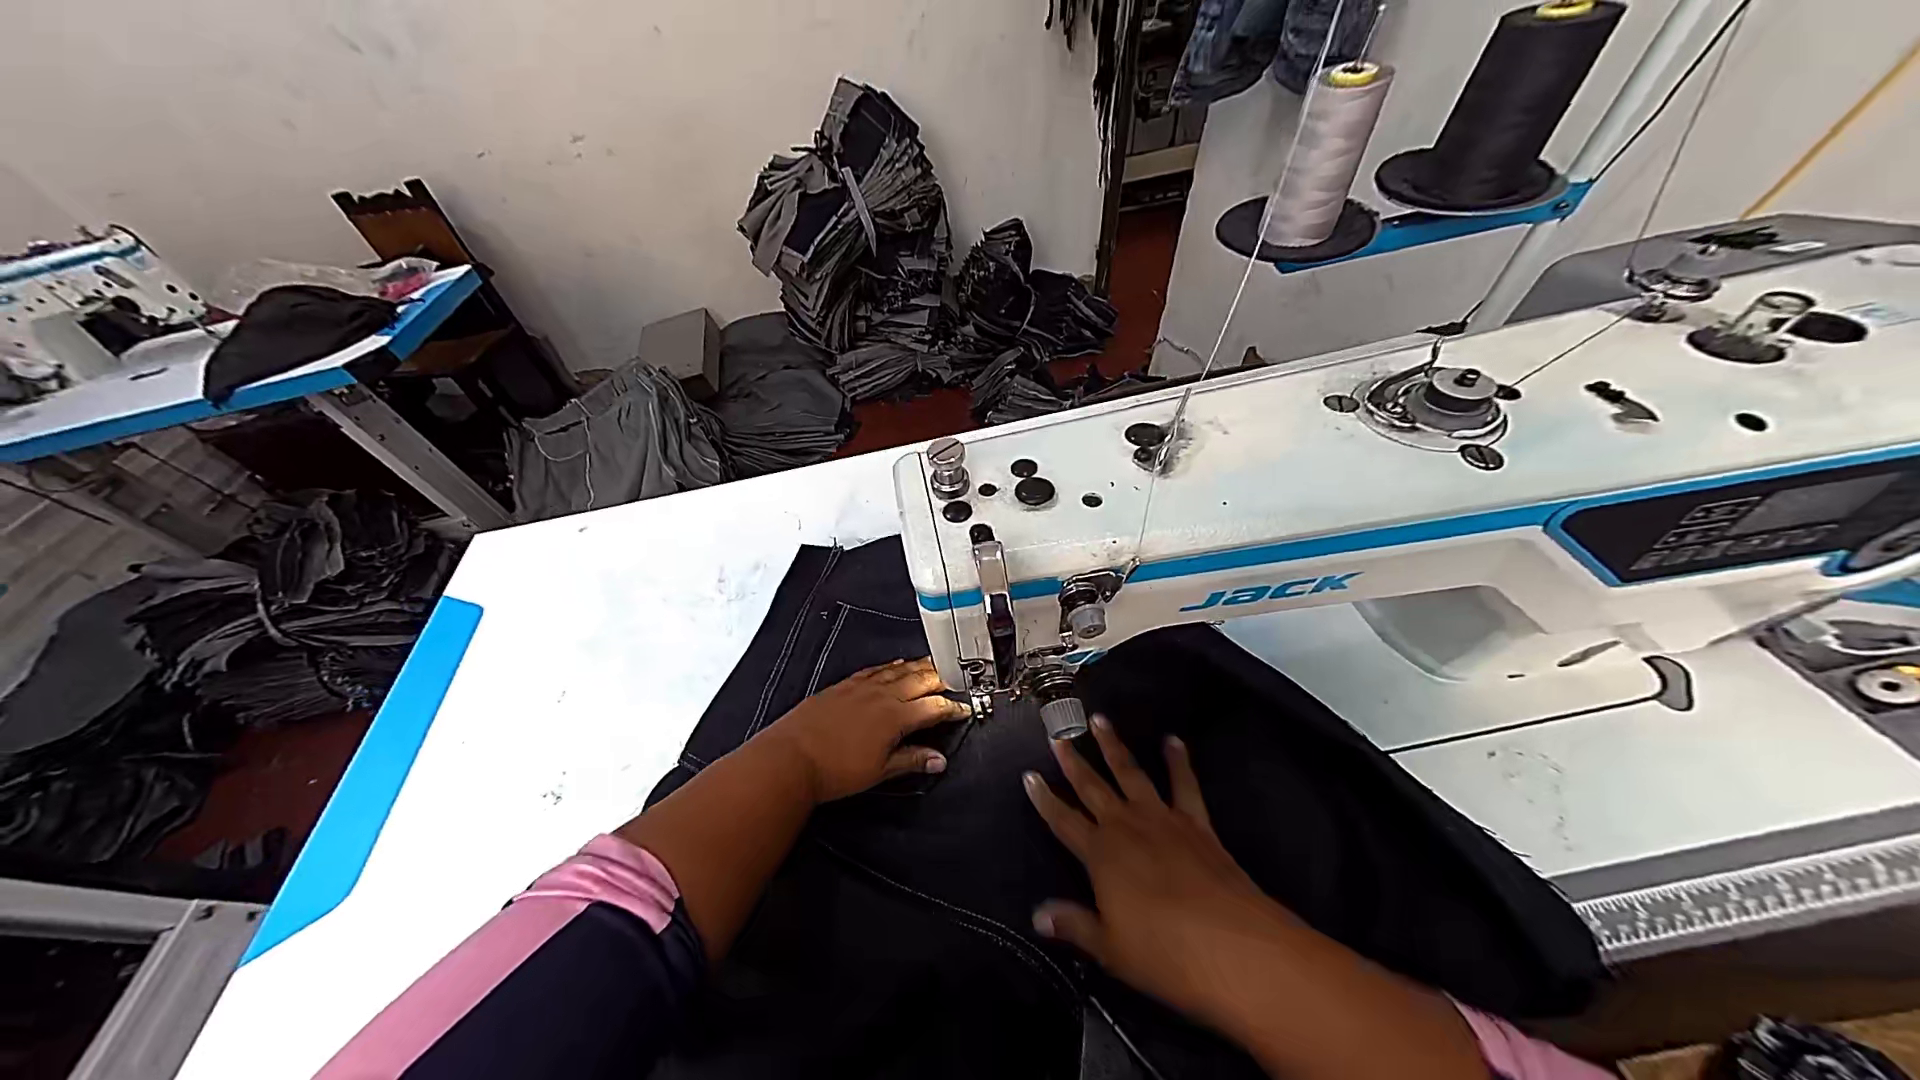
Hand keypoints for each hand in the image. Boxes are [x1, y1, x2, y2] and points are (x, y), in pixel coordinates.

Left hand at [758, 658, 969, 802]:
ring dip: (919, 667)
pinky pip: (874, 670)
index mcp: (895, 716)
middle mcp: (881, 696)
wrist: (791, 758)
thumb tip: (937, 760)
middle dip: (941, 680)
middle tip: (955, 681)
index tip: (963, 710)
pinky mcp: (843, 686)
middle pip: (920, 680)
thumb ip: (912, 760)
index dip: (952, 708)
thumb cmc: (832, 769)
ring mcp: (861, 687)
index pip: (933, 707)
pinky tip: (894, 666)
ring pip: (899, 671)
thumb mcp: (880, 770)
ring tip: (932, 666)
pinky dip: (890, 667)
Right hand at [1023, 715, 1298, 1025]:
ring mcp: (1162, 819)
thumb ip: (1073, 924)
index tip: (1029, 775)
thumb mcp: (1110, 948)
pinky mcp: (1197, 822)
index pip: (1063, 821)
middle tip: (1057, 735)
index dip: (1044, 799)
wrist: (1233, 946)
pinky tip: (1173, 741)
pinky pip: (1184, 784)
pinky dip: (1178, 761)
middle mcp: (1126, 826)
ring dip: (1113, 746)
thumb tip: (1038, 915)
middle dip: (1072, 761)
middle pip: (1092, 787)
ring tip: (1100, 721)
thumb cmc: (1164, 952)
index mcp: (1100, 854)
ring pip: (1131, 773)